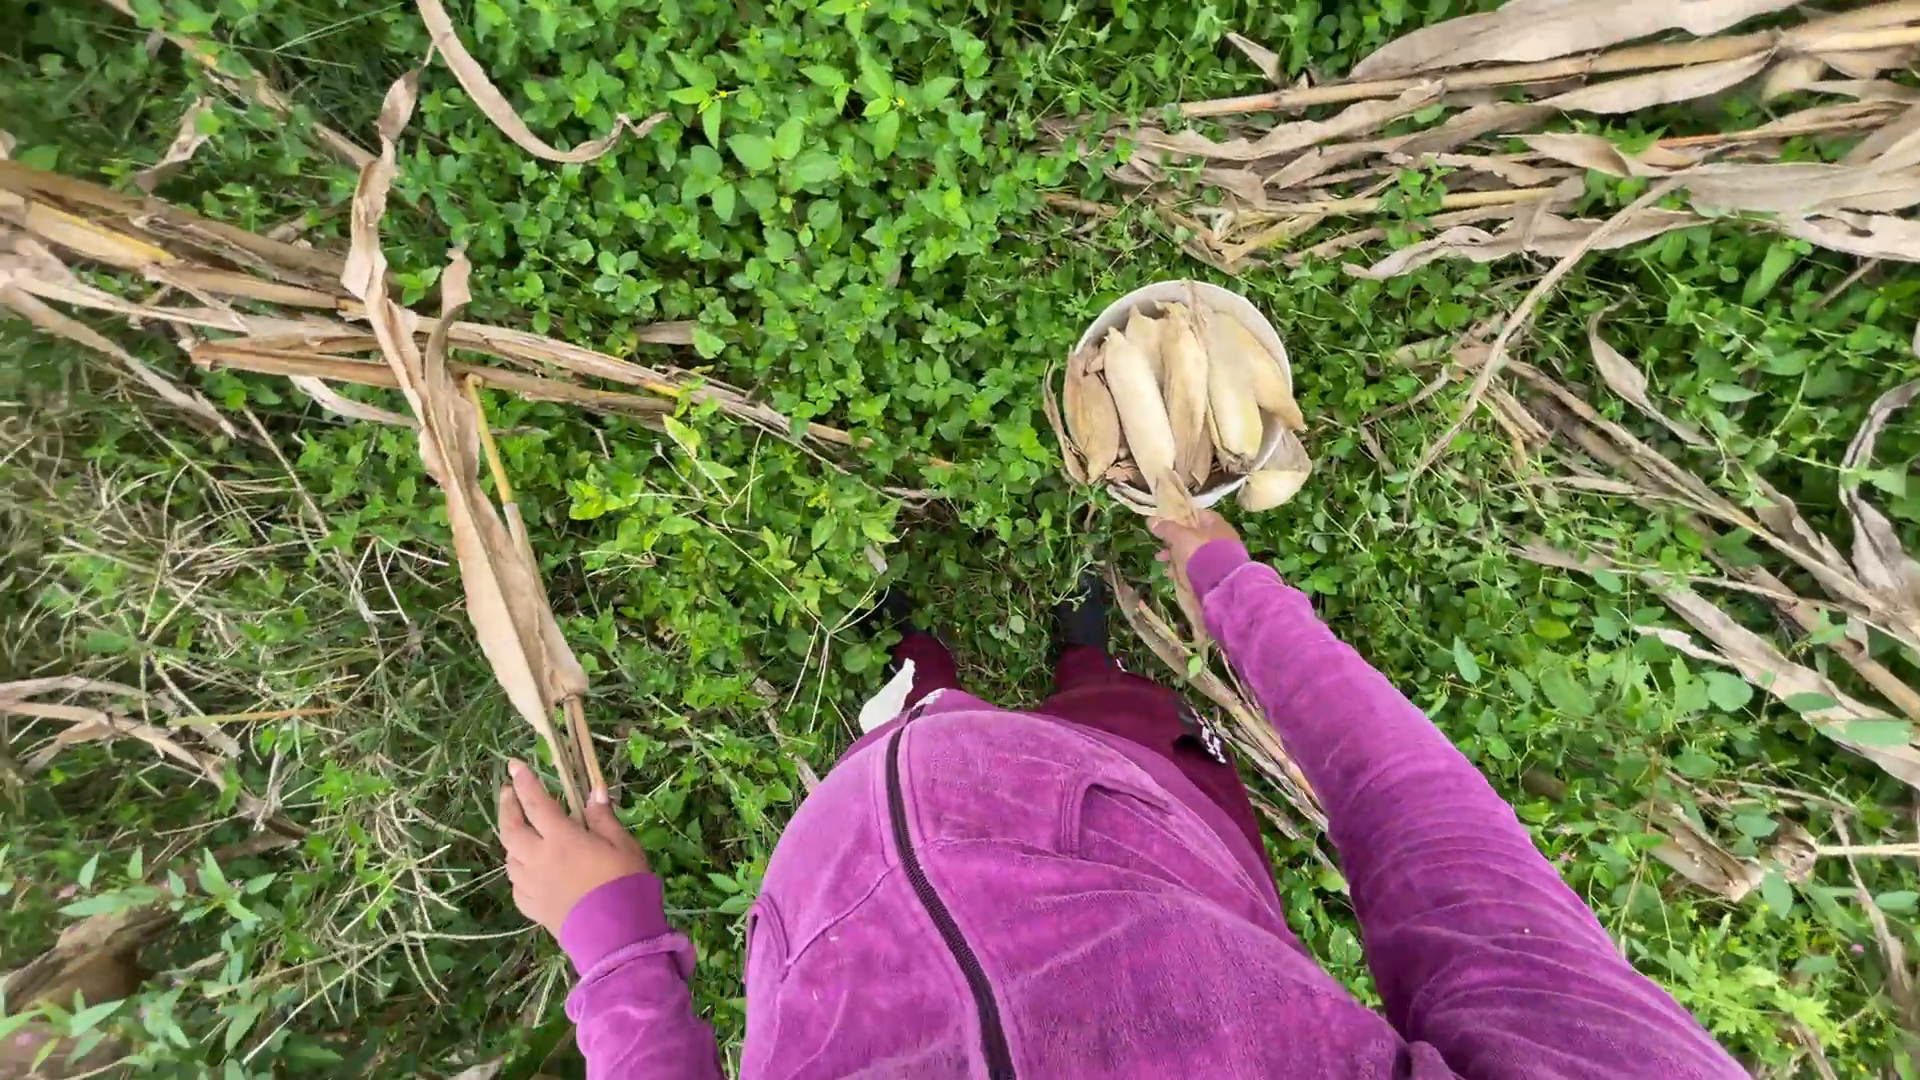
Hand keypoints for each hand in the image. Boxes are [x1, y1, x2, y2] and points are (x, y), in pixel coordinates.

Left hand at [497, 759, 649, 936]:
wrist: (614, 933)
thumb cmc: (624, 881)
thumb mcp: (622, 843)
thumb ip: (603, 817)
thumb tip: (594, 790)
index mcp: (562, 839)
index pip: (537, 803)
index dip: (525, 782)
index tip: (515, 765)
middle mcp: (538, 859)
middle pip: (512, 829)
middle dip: (507, 806)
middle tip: (507, 791)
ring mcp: (530, 885)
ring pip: (510, 856)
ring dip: (512, 837)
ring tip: (521, 828)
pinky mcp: (531, 906)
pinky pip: (516, 881)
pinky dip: (518, 866)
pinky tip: (529, 866)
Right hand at [1149, 510, 1240, 595]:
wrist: (1220, 583)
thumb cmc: (1201, 552)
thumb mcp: (1180, 536)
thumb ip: (1166, 528)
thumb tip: (1151, 521)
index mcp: (1216, 524)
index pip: (1198, 514)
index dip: (1181, 517)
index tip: (1166, 524)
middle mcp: (1221, 538)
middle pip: (1194, 536)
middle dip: (1175, 542)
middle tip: (1161, 547)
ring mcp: (1221, 558)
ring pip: (1194, 554)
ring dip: (1177, 558)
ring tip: (1163, 564)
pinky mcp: (1217, 574)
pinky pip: (1197, 569)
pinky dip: (1184, 570)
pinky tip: (1173, 576)